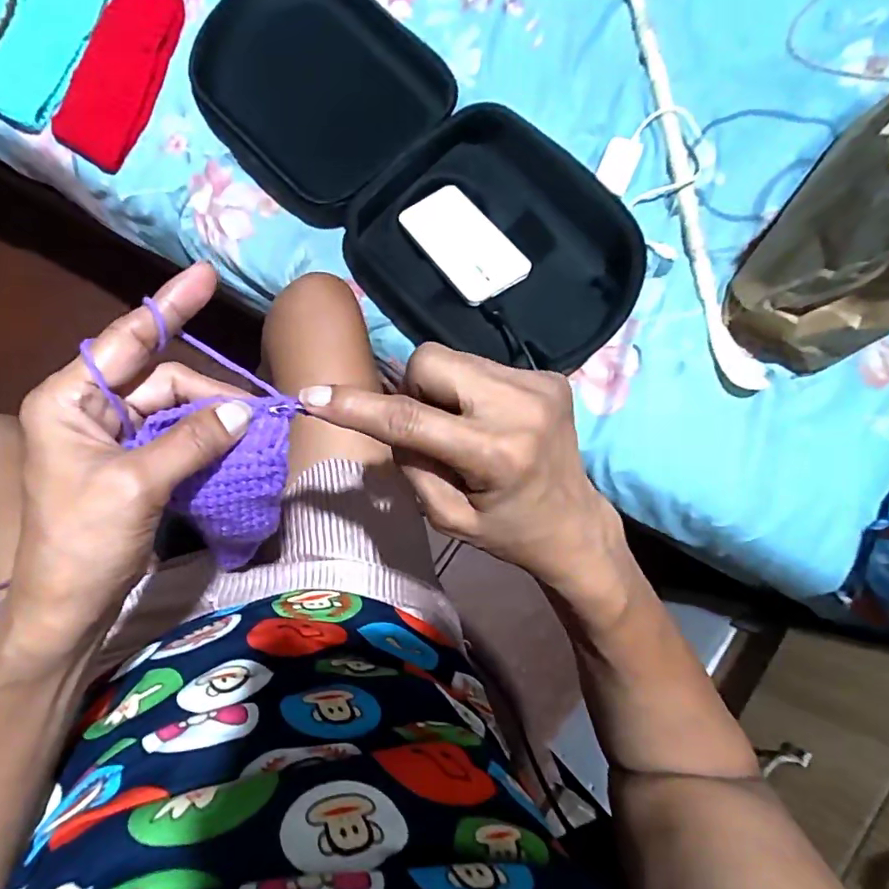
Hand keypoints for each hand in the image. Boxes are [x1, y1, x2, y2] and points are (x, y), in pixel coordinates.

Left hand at [0, 263, 254, 670]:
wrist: (66, 608)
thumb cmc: (85, 542)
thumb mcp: (138, 484)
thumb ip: (192, 440)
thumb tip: (243, 411)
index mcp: (68, 399)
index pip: (126, 339)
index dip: (169, 306)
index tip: (206, 274)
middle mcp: (85, 409)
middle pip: (157, 378)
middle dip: (207, 391)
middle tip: (256, 413)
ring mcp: (107, 439)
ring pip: (168, 410)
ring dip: (209, 419)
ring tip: (252, 431)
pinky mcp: (126, 466)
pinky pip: (170, 439)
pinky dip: (200, 442)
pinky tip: (231, 444)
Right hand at [301, 343, 637, 624]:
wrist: (575, 523)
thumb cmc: (505, 531)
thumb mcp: (446, 516)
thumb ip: (411, 465)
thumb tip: (386, 416)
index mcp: (496, 453)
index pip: (410, 419)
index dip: (357, 407)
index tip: (313, 398)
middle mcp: (521, 406)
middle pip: (428, 360)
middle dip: (412, 391)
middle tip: (428, 430)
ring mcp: (538, 383)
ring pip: (450, 357)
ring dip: (439, 390)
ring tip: (461, 427)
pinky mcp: (546, 374)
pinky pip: (475, 363)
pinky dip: (464, 389)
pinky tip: (484, 420)